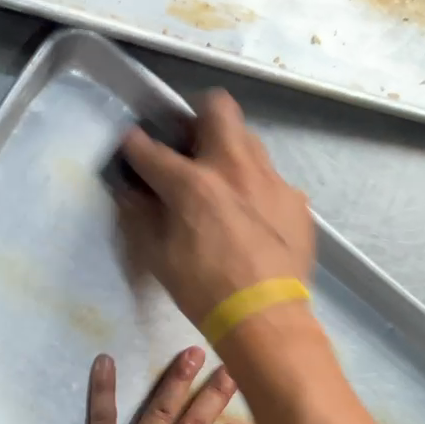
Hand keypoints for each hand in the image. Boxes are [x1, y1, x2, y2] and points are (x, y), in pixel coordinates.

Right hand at [118, 91, 315, 329]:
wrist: (264, 315)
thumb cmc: (203, 290)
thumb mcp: (158, 259)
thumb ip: (141, 218)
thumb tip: (131, 193)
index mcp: (192, 183)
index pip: (151, 150)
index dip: (134, 145)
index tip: (130, 145)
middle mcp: (234, 167)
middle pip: (217, 108)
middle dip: (196, 116)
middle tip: (187, 143)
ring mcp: (271, 179)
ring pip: (248, 140)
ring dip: (227, 150)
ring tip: (219, 181)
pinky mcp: (294, 198)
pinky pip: (269, 178)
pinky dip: (252, 188)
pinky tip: (248, 217)